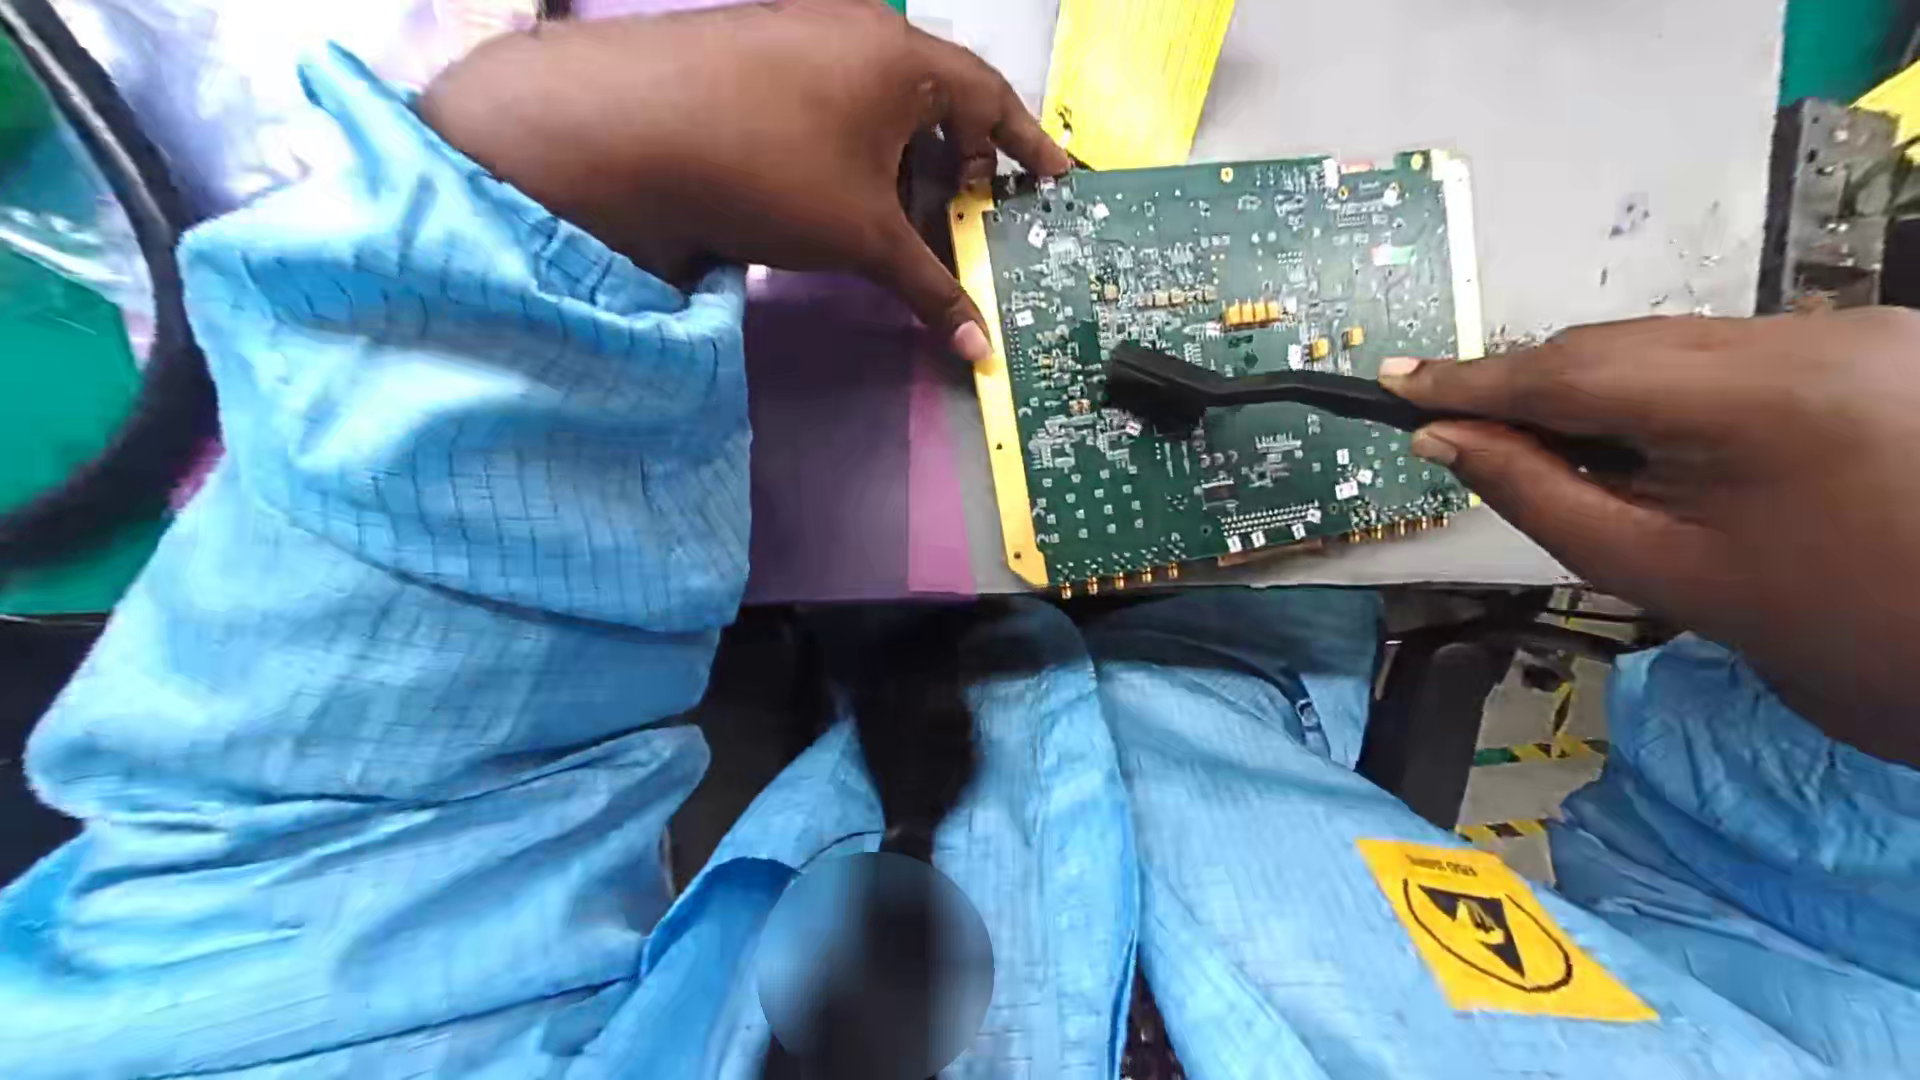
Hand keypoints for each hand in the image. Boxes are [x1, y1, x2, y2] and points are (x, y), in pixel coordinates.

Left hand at [416, 0, 1067, 363]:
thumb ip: (931, 291)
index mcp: (903, 58)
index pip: (993, 96)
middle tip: (977, 208)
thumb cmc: (776, 171)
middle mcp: (860, 32)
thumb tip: (980, 352)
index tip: (1056, 179)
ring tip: (910, 215)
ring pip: (885, 107)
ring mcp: (805, 38)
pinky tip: (846, 194)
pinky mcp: (762, 61)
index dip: (1030, 144)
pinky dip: (862, 154)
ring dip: (910, 163)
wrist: (630, 131)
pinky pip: (839, 108)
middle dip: (967, 158)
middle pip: (940, 99)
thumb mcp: (866, 239)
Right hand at [1380, 310, 1919, 763]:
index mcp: (1769, 401)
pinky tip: (1621, 436)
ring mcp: (1854, 331)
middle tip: (1448, 425)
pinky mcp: (1862, 342)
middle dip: (1518, 387)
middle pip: (1611, 346)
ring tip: (1537, 445)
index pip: (1572, 374)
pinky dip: (1633, 388)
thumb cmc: (1802, 616)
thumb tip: (1439, 437)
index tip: (1392, 378)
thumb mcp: (1636, 560)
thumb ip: (1525, 489)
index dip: (1468, 379)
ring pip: (1652, 343)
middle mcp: (1819, 338)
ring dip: (1572, 390)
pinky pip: (1700, 353)